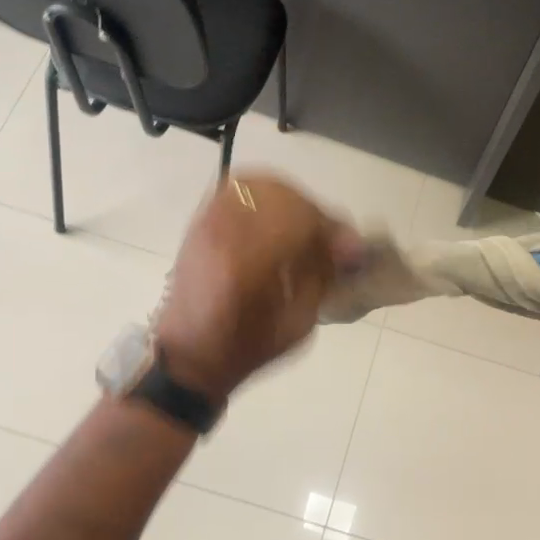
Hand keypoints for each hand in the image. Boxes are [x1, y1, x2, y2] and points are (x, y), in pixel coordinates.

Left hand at [154, 173, 361, 398]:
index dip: (332, 229)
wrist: (188, 355)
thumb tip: (348, 247)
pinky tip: (276, 222)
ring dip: (289, 201)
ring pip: (258, 184)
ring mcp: (206, 223)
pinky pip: (236, 189)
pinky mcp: (198, 222)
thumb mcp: (297, 326)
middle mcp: (222, 234)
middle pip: (281, 195)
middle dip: (313, 213)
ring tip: (303, 228)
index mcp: (247, 265)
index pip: (300, 219)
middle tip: (328, 239)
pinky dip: (264, 198)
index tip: (351, 249)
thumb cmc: (244, 350)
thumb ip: (323, 279)